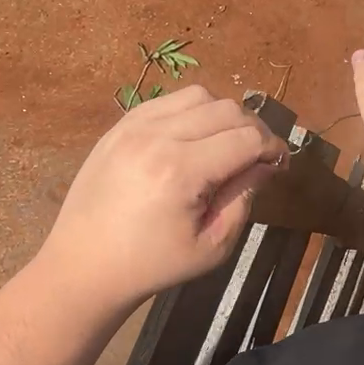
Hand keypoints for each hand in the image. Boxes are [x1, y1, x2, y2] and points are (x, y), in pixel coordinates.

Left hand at [29, 85, 287, 307]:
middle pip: (228, 110)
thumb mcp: (213, 243)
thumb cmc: (153, 264)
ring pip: (200, 96)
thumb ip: (244, 196)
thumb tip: (268, 163)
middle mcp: (156, 138)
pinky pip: (169, 100)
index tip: (280, 164)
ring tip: (226, 143)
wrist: (83, 268)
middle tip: (258, 156)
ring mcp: (133, 127)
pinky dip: (193, 111)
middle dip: (254, 129)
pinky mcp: (119, 127)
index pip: (247, 138)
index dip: (273, 148)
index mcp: (180, 171)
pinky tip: (195, 137)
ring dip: (224, 116)